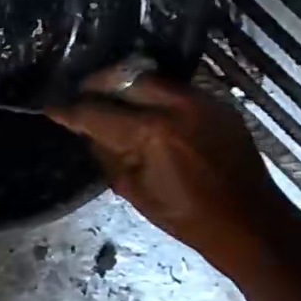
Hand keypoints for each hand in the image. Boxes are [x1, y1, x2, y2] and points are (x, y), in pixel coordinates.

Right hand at [46, 72, 300, 273]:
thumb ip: (107, 154)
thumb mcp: (132, 190)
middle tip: (79, 95)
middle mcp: (176, 107)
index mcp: (151, 133)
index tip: (51, 108)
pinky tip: (143, 108)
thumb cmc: (185, 217)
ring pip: (150, 78)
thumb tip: (89, 132)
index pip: (96, 112)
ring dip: (124, 85)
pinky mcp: (217, 103)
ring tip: (108, 97)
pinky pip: (175, 88)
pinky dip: (152, 93)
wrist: (249, 222)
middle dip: (96, 85)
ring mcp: (201, 101)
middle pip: (123, 78)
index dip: (69, 111)